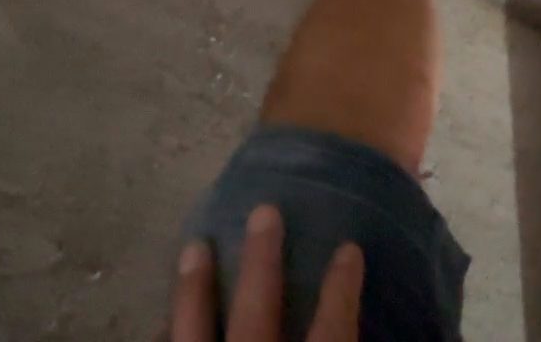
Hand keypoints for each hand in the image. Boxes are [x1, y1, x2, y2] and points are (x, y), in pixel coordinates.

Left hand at [169, 205, 364, 341]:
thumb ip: (347, 337)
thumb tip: (377, 322)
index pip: (331, 329)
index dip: (341, 288)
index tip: (348, 248)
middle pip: (256, 314)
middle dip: (260, 261)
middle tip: (264, 211)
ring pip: (194, 334)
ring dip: (194, 291)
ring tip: (194, 246)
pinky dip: (163, 335)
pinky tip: (162, 322)